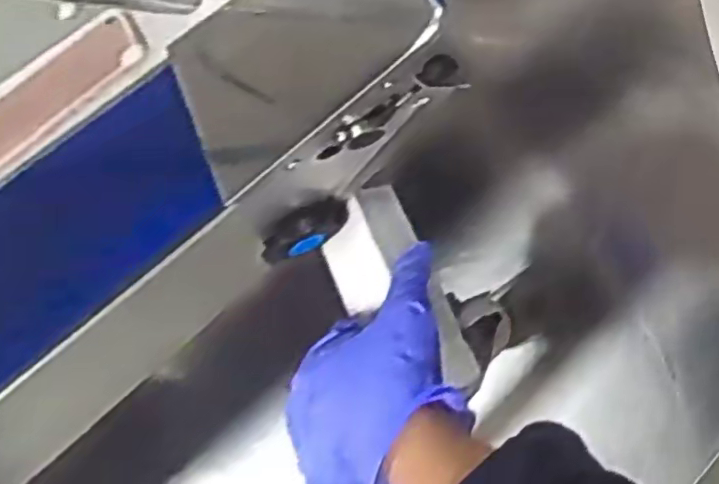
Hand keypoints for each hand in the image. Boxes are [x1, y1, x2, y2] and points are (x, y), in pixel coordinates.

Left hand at [287, 243, 470, 483]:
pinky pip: (360, 432)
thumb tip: (414, 255)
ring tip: (412, 381)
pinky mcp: (337, 463)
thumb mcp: (409, 312)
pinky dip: (381, 421)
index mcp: (313, 366)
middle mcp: (305, 406)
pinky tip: (406, 410)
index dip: (375, 323)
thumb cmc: (394, 383)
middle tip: (409, 350)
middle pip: (346, 368)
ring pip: (351, 403)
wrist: (402, 443)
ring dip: (377, 392)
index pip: (343, 332)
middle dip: (376, 359)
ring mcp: (318, 439)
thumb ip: (409, 280)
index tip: (397, 321)